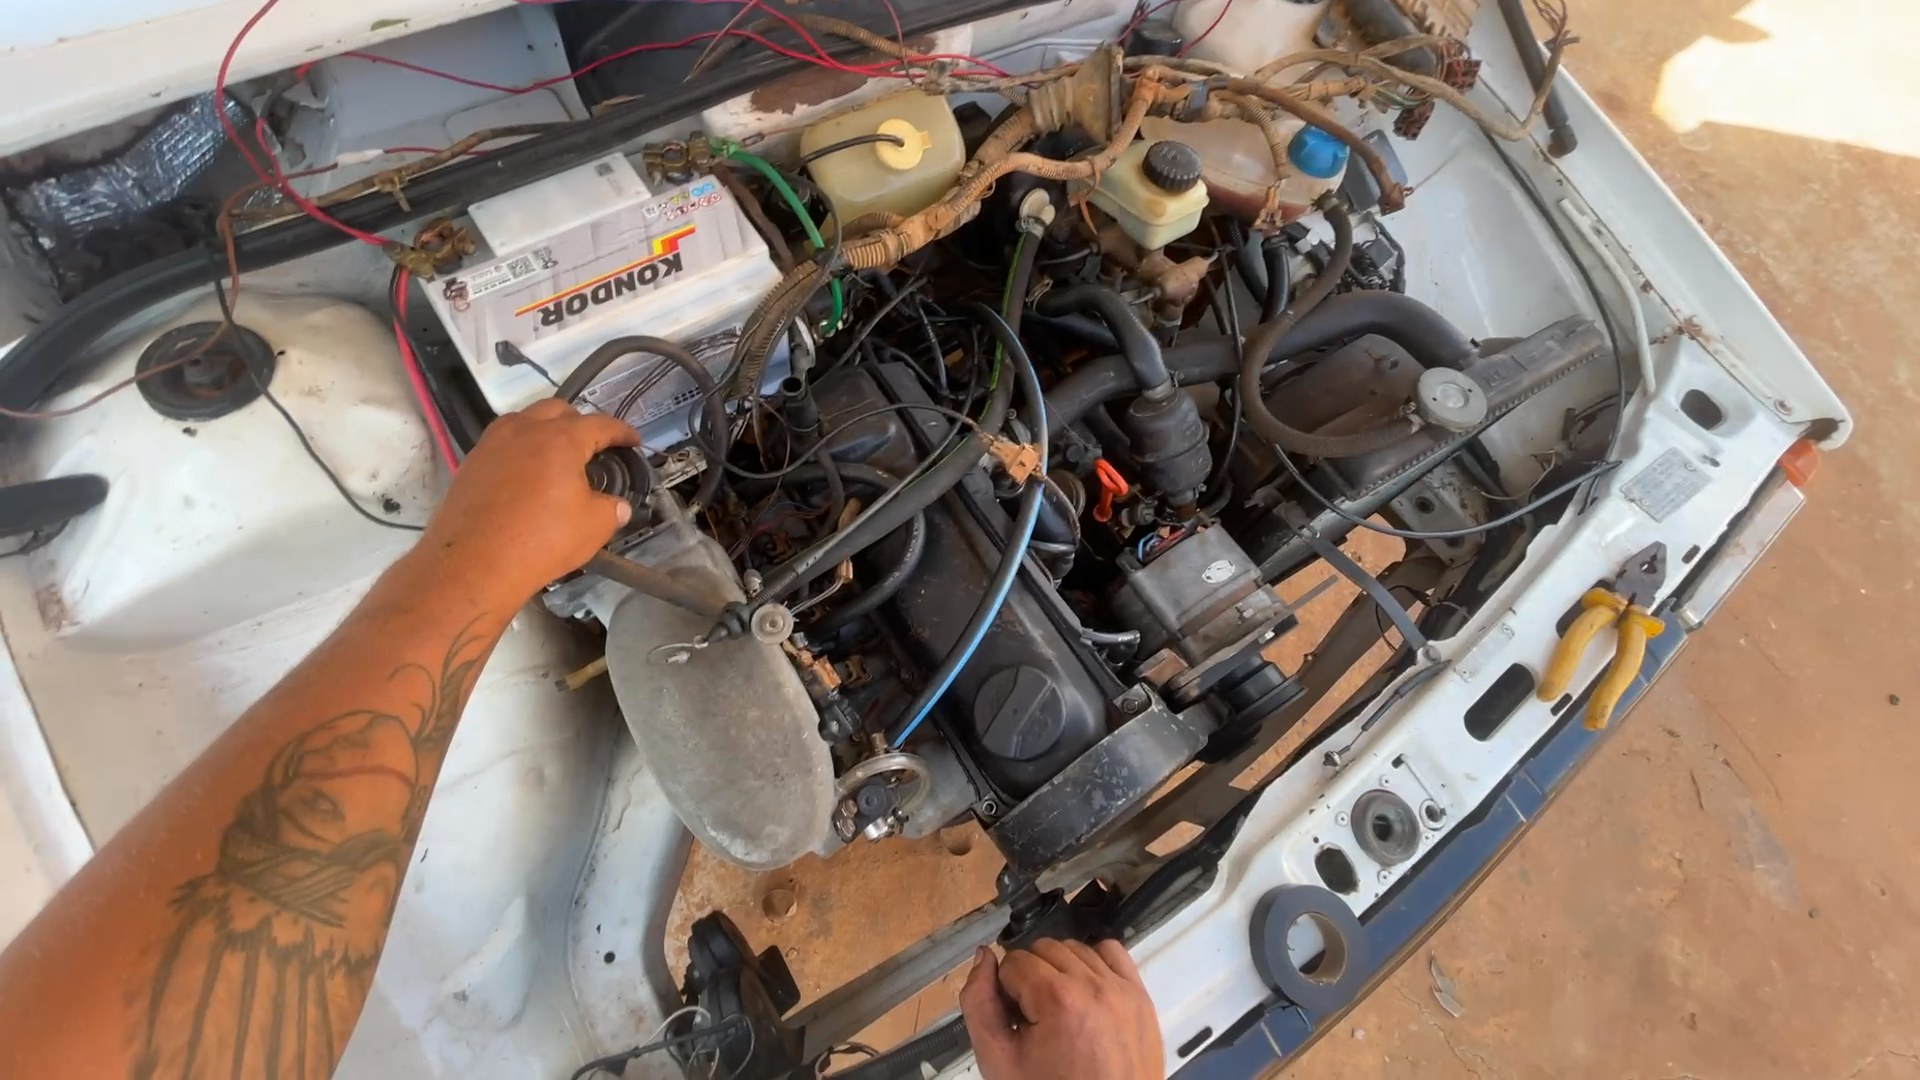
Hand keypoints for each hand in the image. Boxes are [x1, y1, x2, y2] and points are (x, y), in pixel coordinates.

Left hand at [415, 399, 638, 604]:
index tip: (633, 440)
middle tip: (594, 445)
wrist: (475, 564)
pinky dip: (522, 449)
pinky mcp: (471, 464)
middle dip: (580, 422)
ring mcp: (492, 445)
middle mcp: (524, 431)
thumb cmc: (543, 539)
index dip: (622, 431)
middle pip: (557, 410)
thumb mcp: (595, 525)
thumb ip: (612, 508)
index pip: (600, 424)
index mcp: (561, 440)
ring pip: (524, 421)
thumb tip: (617, 506)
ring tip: (559, 454)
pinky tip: (529, 474)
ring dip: (546, 430)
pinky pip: (503, 443)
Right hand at [961, 939, 1163, 1079]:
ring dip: (1060, 971)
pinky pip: (1112, 952)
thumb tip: (983, 956)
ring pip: (1075, 948)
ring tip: (1059, 1013)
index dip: (1007, 992)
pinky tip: (1085, 994)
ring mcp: (1121, 990)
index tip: (1016, 1023)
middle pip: (1044, 949)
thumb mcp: (998, 1063)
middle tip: (1034, 1020)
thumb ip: (978, 1003)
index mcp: (1058, 999)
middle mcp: (1094, 986)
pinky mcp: (1140, 998)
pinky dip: (1095, 963)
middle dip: (1032, 978)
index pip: (1014, 961)